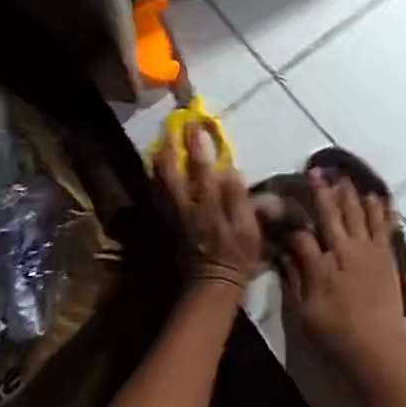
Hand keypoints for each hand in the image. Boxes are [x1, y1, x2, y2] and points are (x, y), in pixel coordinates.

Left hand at [156, 119, 262, 291]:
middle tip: (174, 126)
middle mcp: (183, 205)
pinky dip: (159, 174)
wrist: (212, 284)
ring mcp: (172, 214)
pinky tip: (164, 166)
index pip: (199, 167)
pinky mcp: (168, 221)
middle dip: (169, 144)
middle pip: (167, 169)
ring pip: (158, 179)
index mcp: (206, 204)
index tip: (196, 122)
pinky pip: (158, 191)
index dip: (196, 143)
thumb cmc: (237, 254)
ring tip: (166, 140)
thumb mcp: (248, 228)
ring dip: (160, 157)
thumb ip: (238, 198)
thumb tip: (229, 170)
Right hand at [282, 171, 405, 373]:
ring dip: (349, 194)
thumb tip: (284, 253)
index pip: (302, 235)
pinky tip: (373, 197)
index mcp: (320, 265)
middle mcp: (344, 250)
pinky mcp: (386, 255)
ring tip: (342, 177)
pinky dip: (378, 209)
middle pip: (331, 214)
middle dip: (321, 192)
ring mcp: (368, 250)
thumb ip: (294, 279)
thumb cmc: (336, 335)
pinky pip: (382, 225)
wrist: (378, 347)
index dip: (290, 221)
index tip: (281, 206)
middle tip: (315, 172)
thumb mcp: (304, 313)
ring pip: (357, 213)